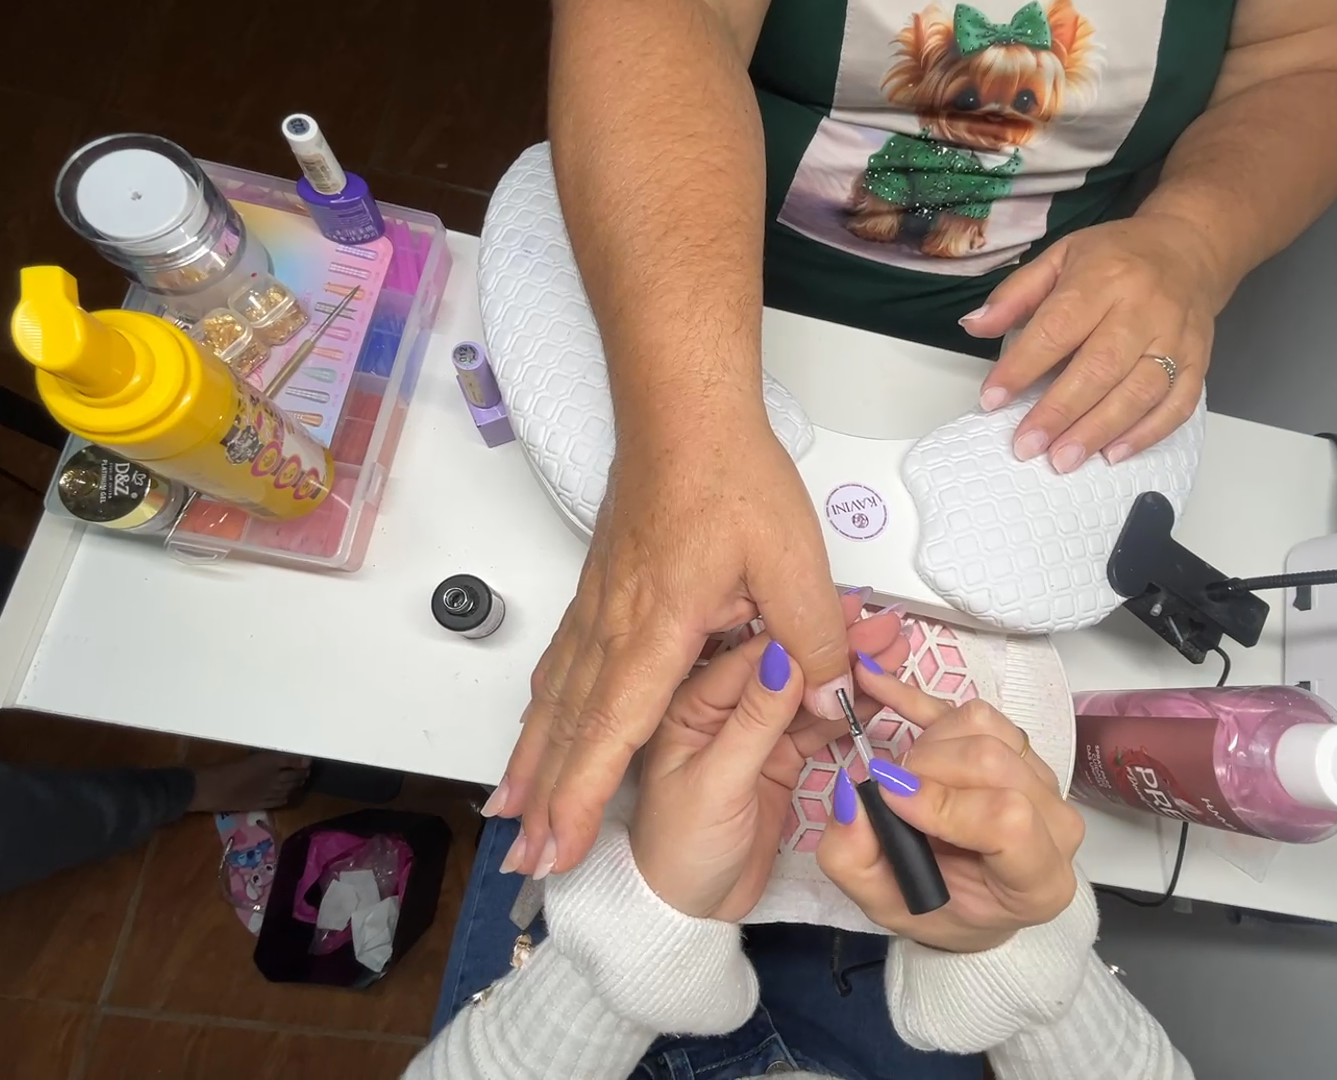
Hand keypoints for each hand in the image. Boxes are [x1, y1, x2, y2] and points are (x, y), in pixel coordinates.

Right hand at [495, 412, 879, 878]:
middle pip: (568, 723)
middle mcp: (612, 625)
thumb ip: (811, 638)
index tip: (556, 850)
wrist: (682, 413)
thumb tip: (826, 702)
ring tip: (510, 800)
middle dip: (545, 795)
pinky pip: (563, 656)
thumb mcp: (792, 561)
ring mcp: (599, 603)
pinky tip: (541, 713)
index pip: (612, 730)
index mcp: (658, 629)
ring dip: (533, 754)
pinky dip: (544, 701)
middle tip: (521, 854)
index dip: (583, 797)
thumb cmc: (732, 478)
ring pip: (556, 691)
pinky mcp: (602, 584)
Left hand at [628, 598, 908, 919]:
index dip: (803, 634)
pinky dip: (848, 713)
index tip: (847, 615)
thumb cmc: (680, 851)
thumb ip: (754, 722)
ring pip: (809, 696)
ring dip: (849, 676)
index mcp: (694, 704)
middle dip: (836, 647)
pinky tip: (878, 695)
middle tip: (885, 626)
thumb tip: (784, 656)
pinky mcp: (779, 759)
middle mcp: (725, 709)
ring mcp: (756, 734)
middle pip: (788, 669)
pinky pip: (818, 729)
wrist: (689, 913)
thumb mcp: (716, 782)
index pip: (755, 658)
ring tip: (893, 649)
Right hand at [818, 671, 1084, 952]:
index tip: (889, 798)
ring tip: (904, 772)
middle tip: (890, 790)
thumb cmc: (936, 908)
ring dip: (927, 742)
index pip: (1008, 820)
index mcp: (1038, 879)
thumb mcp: (882, 905)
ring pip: (983, 725)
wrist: (970, 899)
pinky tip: (874, 682)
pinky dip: (916, 696)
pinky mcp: (1014, 743)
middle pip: (991, 760)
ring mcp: (1040, 776)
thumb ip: (854, 858)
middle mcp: (1054, 823)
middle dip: (924, 767)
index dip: (942, 802)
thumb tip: (851, 793)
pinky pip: (968, 706)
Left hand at [962, 213, 1228, 471]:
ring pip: (1140, 391)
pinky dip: (1147, 434)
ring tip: (1063, 459)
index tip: (992, 399)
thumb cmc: (1116, 258)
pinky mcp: (1200, 360)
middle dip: (1060, 412)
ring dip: (1098, 430)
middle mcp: (1144, 308)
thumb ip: (1014, 295)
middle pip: (1100, 366)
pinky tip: (1113, 454)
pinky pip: (1179, 403)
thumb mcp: (1058, 258)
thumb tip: (974, 325)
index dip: (1022, 368)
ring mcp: (1176, 337)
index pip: (1056, 328)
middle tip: (1027, 446)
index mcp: (1104, 279)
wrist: (1190, 247)